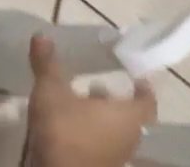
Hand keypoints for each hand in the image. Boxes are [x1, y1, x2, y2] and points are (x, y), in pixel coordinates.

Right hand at [24, 35, 157, 166]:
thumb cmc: (64, 128)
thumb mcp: (50, 89)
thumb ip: (47, 63)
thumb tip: (42, 34)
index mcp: (127, 115)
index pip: (146, 100)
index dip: (142, 87)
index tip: (134, 75)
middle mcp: (130, 135)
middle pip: (133, 115)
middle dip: (118, 99)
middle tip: (100, 83)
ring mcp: (119, 153)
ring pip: (119, 129)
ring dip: (106, 115)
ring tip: (83, 98)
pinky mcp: (105, 162)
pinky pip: (107, 141)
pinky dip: (96, 129)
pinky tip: (74, 120)